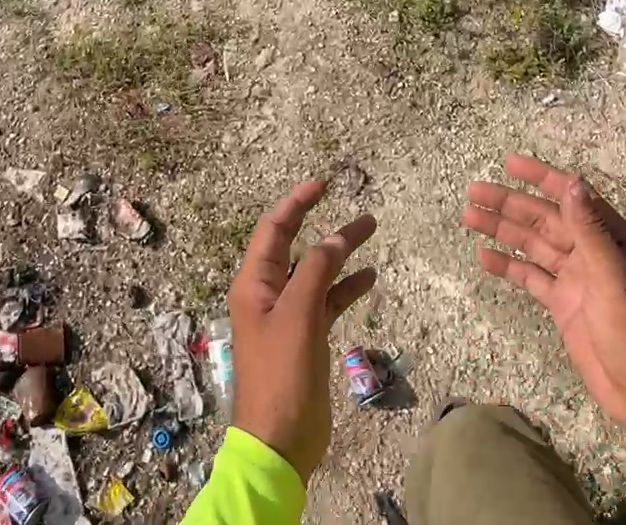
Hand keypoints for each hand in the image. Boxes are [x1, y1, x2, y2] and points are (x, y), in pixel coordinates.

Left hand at [228, 180, 377, 480]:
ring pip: (316, 272)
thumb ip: (316, 272)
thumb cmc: (281, 374)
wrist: (280, 440)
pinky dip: (346, 287)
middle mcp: (268, 293)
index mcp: (254, 283)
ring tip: (371, 229)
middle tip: (352, 204)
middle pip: (297, 246)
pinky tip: (370, 277)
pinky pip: (327, 301)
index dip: (295, 203)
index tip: (321, 184)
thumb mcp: (298, 315)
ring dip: (341, 253)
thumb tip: (334, 239)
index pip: (273, 230)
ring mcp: (288, 316)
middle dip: (323, 223)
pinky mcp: (306, 337)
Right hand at [462, 153, 625, 437]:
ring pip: (533, 244)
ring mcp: (575, 278)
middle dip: (510, 203)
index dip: (542, 177)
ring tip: (469, 217)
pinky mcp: (563, 303)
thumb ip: (589, 231)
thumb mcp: (614, 279)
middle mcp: (592, 252)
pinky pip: (530, 276)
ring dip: (503, 230)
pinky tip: (484, 256)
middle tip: (474, 191)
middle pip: (544, 218)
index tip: (510, 162)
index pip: (573, 197)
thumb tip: (573, 185)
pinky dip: (508, 266)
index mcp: (613, 240)